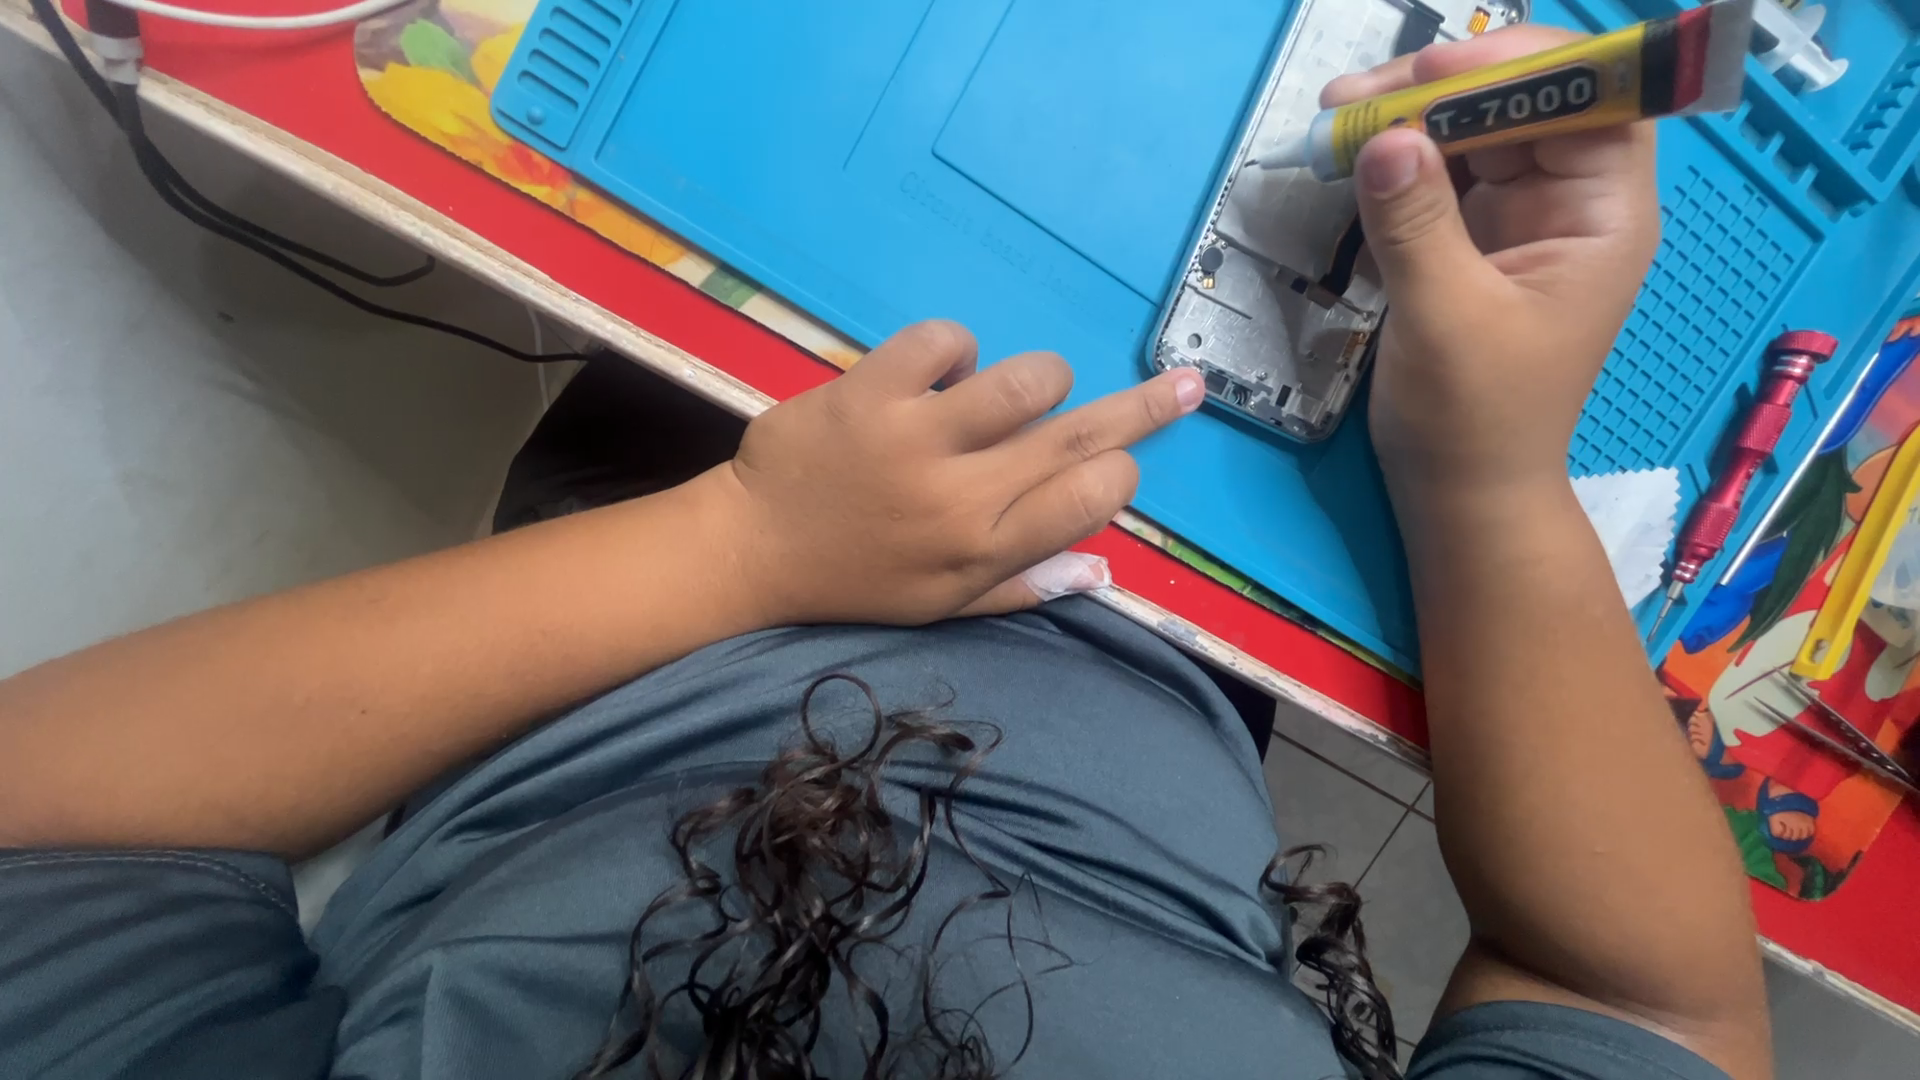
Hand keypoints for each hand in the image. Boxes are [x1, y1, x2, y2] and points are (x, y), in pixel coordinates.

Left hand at [707, 320, 1203, 624]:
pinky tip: (934, 378)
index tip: (1119, 461)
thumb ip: (1023, 587)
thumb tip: (1103, 567)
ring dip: (1037, 380)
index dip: (1120, 472)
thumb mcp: (940, 607)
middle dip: (1146, 407)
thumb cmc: (855, 582)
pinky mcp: (871, 391)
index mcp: (983, 552)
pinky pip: (946, 340)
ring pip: (1026, 379)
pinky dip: (954, 351)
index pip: (1091, 499)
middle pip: (1079, 437)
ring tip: (1010, 397)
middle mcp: (963, 496)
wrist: (753, 551)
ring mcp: (916, 438)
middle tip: (1185, 385)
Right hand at [1323, 27, 1659, 513]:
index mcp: (1599, 216)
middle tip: (1348, 99)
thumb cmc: (1471, 415)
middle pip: (1518, 113)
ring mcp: (1512, 228)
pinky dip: (1393, 176)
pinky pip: (1435, 191)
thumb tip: (1385, 140)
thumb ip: (1417, 226)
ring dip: (1404, 130)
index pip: (1586, 100)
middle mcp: (1565, 207)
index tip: (1427, 69)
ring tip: (1334, 124)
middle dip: (1437, 94)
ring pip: (1468, 147)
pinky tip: (1351, 168)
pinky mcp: (1465, 252)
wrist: (1456, 487)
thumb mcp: (1444, 318)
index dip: (1515, 69)